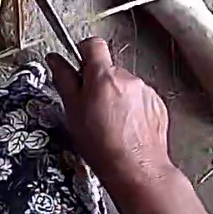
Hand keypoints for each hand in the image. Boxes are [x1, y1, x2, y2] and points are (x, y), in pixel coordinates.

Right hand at [48, 38, 179, 197]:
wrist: (136, 169)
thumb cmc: (102, 145)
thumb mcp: (72, 111)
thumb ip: (63, 79)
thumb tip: (55, 60)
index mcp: (103, 76)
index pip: (92, 44)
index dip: (83, 53)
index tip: (78, 67)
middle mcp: (127, 78)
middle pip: (108, 68)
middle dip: (98, 82)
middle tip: (90, 106)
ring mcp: (145, 91)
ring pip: (124, 84)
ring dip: (116, 96)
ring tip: (108, 122)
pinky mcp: (157, 105)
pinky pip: (139, 98)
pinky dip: (131, 108)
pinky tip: (124, 127)